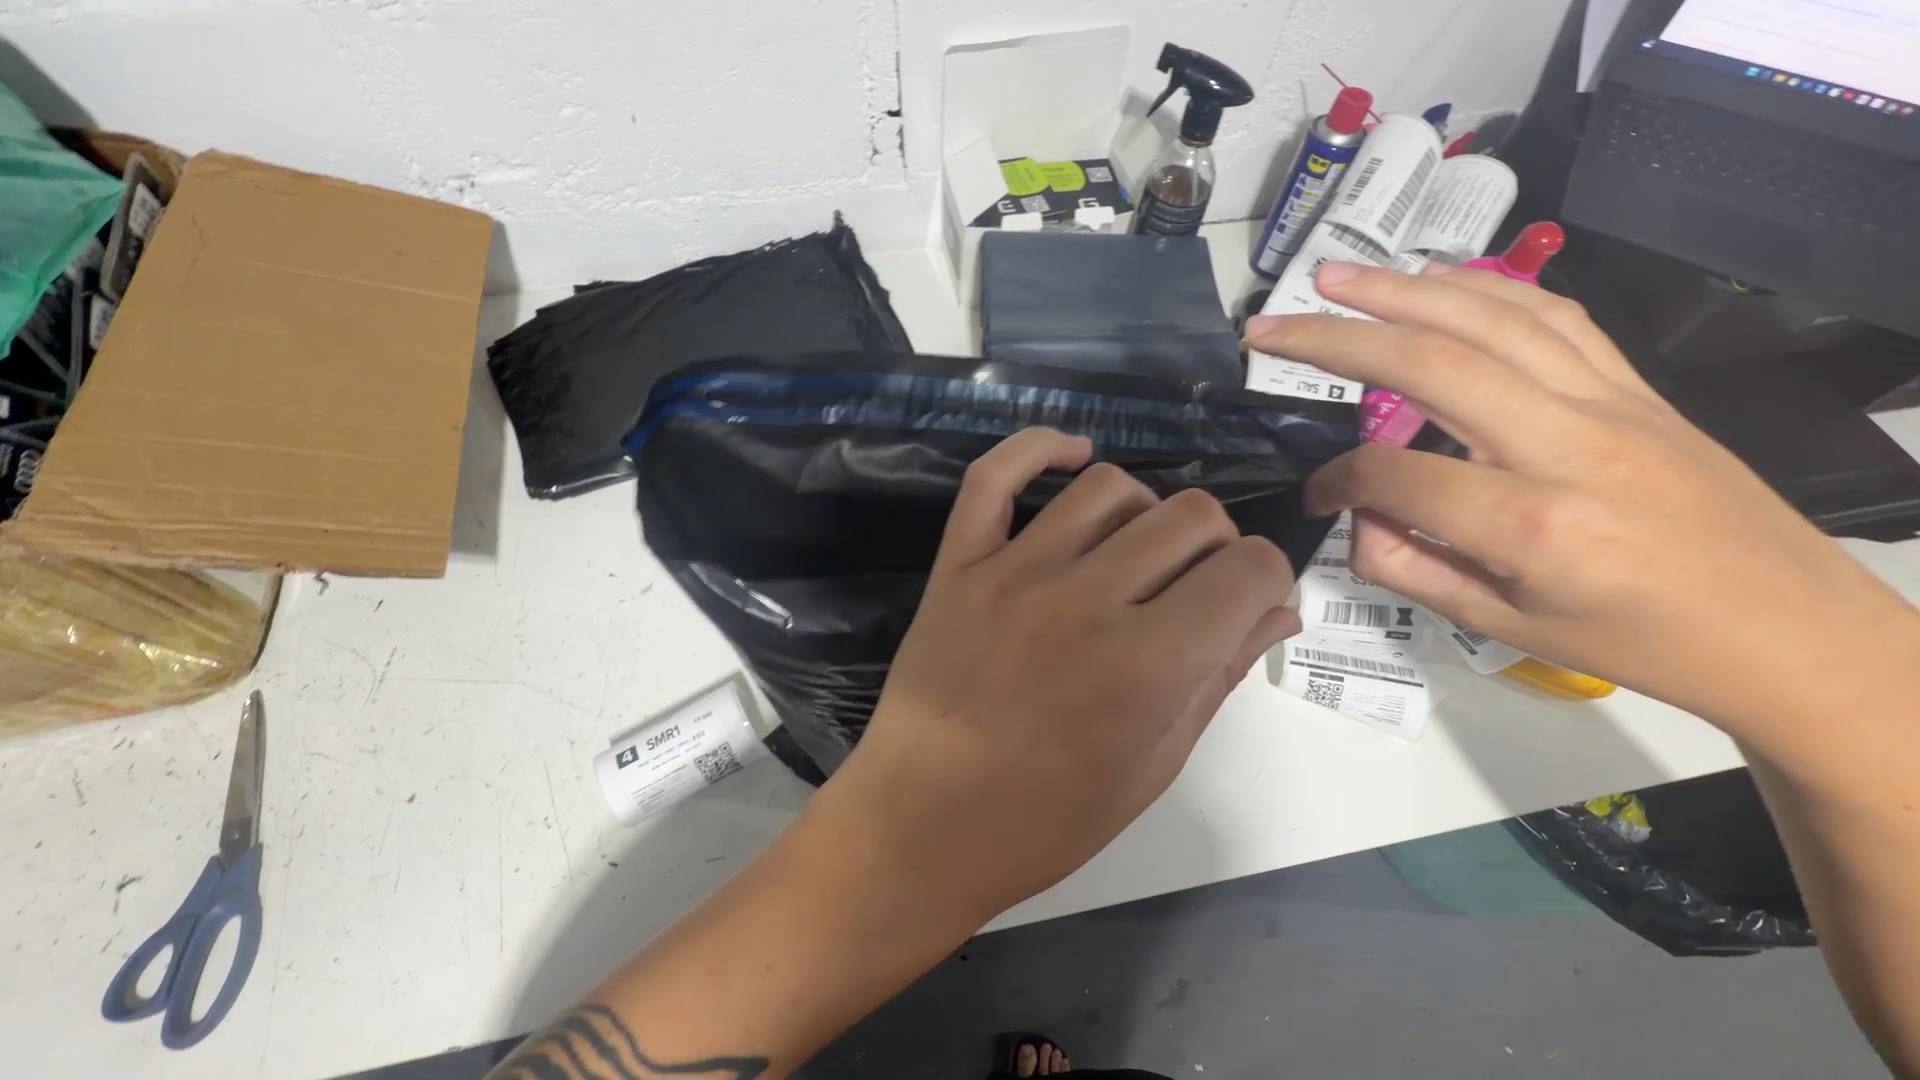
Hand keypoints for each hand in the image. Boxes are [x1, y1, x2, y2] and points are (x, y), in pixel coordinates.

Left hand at [812, 428, 1299, 920]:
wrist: (926, 821)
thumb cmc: (1048, 818)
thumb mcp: (1154, 765)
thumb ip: (1218, 677)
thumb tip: (1277, 612)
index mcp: (1151, 661)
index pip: (1250, 567)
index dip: (1265, 578)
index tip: (1247, 602)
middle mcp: (1089, 598)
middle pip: (1191, 515)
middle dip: (1216, 545)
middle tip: (1194, 588)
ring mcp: (1015, 572)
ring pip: (1109, 487)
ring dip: (1144, 510)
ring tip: (1135, 553)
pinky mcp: (959, 564)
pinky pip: (995, 476)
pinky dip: (1038, 449)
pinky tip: (1073, 456)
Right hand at [1245, 261, 1916, 724]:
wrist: (1786, 627)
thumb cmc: (1638, 642)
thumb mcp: (1506, 627)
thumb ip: (1411, 568)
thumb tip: (1355, 516)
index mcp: (1530, 524)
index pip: (1394, 474)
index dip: (1335, 480)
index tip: (1315, 495)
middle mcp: (1566, 444)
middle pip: (1432, 363)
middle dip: (1336, 338)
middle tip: (1268, 326)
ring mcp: (1609, 402)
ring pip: (1491, 318)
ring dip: (1402, 289)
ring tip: (1335, 277)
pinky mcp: (1636, 385)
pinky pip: (1553, 317)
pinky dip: (1485, 287)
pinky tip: (1436, 279)